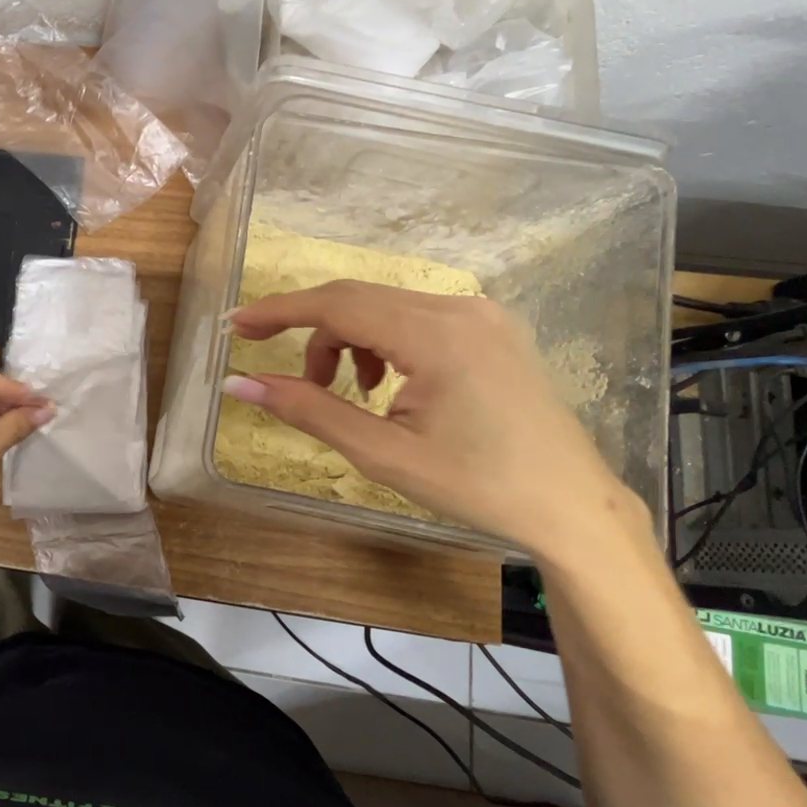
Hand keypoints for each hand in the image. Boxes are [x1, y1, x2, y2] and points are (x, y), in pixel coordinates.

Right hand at [221, 281, 648, 557]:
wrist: (573, 507)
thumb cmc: (477, 485)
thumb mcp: (381, 452)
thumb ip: (307, 409)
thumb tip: (241, 384)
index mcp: (436, 335)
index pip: (336, 304)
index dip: (277, 312)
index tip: (234, 326)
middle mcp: (460, 309)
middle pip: (357, 299)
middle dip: (307, 329)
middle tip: (264, 358)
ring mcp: (481, 316)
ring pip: (384, 307)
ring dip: (344, 340)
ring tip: (340, 392)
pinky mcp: (491, 330)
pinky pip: (414, 318)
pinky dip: (380, 343)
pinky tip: (383, 386)